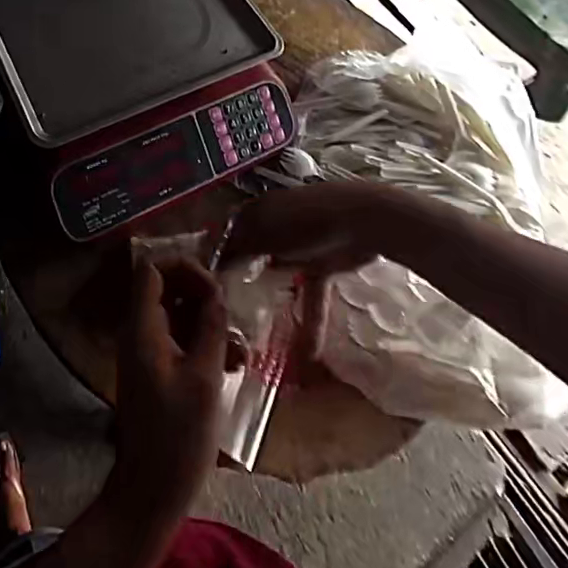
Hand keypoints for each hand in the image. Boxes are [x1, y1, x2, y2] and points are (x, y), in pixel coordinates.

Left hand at [110, 256, 227, 519]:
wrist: (151, 492)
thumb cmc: (177, 437)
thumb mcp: (204, 378)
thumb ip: (211, 329)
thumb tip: (217, 293)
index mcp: (143, 330)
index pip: (152, 269)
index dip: (183, 267)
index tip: (213, 287)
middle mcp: (140, 333)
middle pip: (167, 288)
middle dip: (203, 295)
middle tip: (231, 316)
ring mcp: (148, 352)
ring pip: (178, 314)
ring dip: (210, 323)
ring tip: (238, 348)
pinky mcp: (158, 369)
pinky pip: (181, 339)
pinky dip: (205, 343)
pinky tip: (232, 365)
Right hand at [226, 182, 460, 361]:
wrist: (364, 220)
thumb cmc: (306, 220)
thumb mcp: (263, 230)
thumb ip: (236, 246)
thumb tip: (211, 262)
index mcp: (257, 212)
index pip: (227, 236)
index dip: (215, 261)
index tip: (202, 292)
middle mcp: (276, 226)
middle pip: (252, 259)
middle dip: (240, 287)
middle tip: (226, 320)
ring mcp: (302, 246)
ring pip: (281, 281)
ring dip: (274, 308)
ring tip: (259, 343)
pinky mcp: (325, 264)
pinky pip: (312, 295)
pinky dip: (312, 322)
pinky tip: (309, 354)